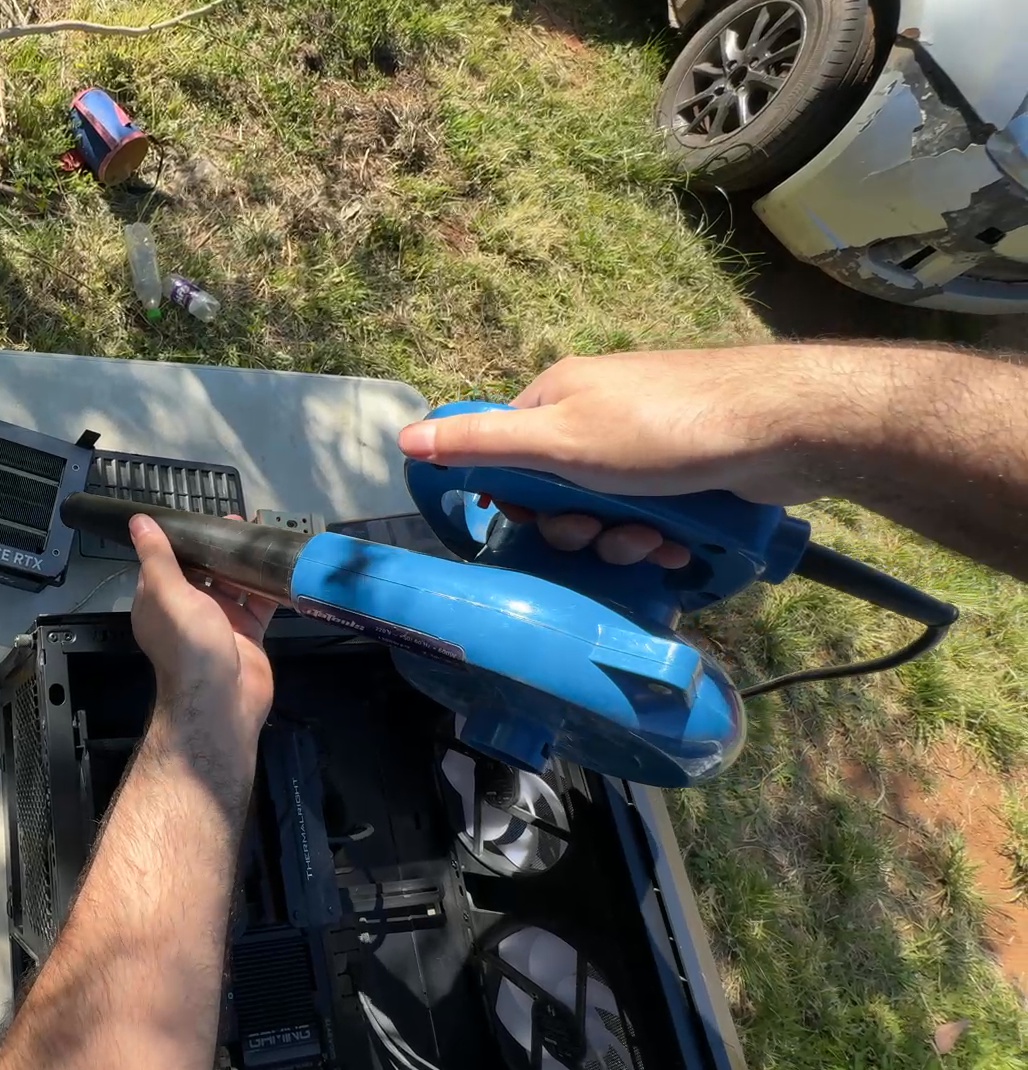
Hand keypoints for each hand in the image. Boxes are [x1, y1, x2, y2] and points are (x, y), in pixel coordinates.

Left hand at [128, 515, 276, 749]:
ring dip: (242, 562)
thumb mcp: (167, 592)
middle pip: (202, 571)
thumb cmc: (188, 643)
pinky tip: (278, 565)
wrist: (222, 700)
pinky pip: (257, 603)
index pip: (164, 563)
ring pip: (231, 584)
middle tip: (236, 522)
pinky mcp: (246, 633)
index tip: (196, 517)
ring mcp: (218, 622)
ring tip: (258, 535)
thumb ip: (156, 556)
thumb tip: (138, 522)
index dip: (179, 541)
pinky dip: (267, 586)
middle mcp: (186, 610)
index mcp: (159, 602)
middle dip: (216, 548)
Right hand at [398, 349, 860, 564]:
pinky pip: (645, 508)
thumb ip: (479, 443)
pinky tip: (676, 542)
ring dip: (616, 536)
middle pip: (551, 485)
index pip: (504, 453)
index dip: (515, 495)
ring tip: (651, 543)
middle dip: (573, 523)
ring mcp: (643, 438)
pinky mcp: (685, 464)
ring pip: (600, 504)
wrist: (796, 426)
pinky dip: (654, 532)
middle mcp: (594, 411)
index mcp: (556, 396)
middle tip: (600, 534)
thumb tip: (403, 438)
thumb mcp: (554, 441)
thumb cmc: (660, 429)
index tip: (539, 518)